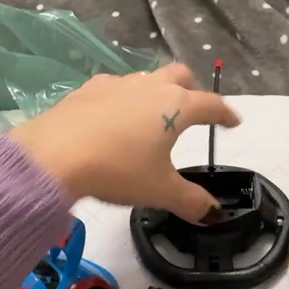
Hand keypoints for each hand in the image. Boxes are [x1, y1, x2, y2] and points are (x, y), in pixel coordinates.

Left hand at [10, 64, 239, 217]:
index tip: (233, 122)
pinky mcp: (87, 89)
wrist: (55, 155)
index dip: (226, 114)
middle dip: (193, 89)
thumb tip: (214, 212)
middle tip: (195, 109)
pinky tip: (114, 118)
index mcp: (176, 106)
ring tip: (153, 116)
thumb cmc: (118, 170)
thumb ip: (191, 201)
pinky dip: (125, 99)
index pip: (211, 104)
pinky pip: (116, 88)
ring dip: (157, 92)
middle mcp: (150, 86)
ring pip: (147, 79)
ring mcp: (117, 84)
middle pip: (181, 76)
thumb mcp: (160, 191)